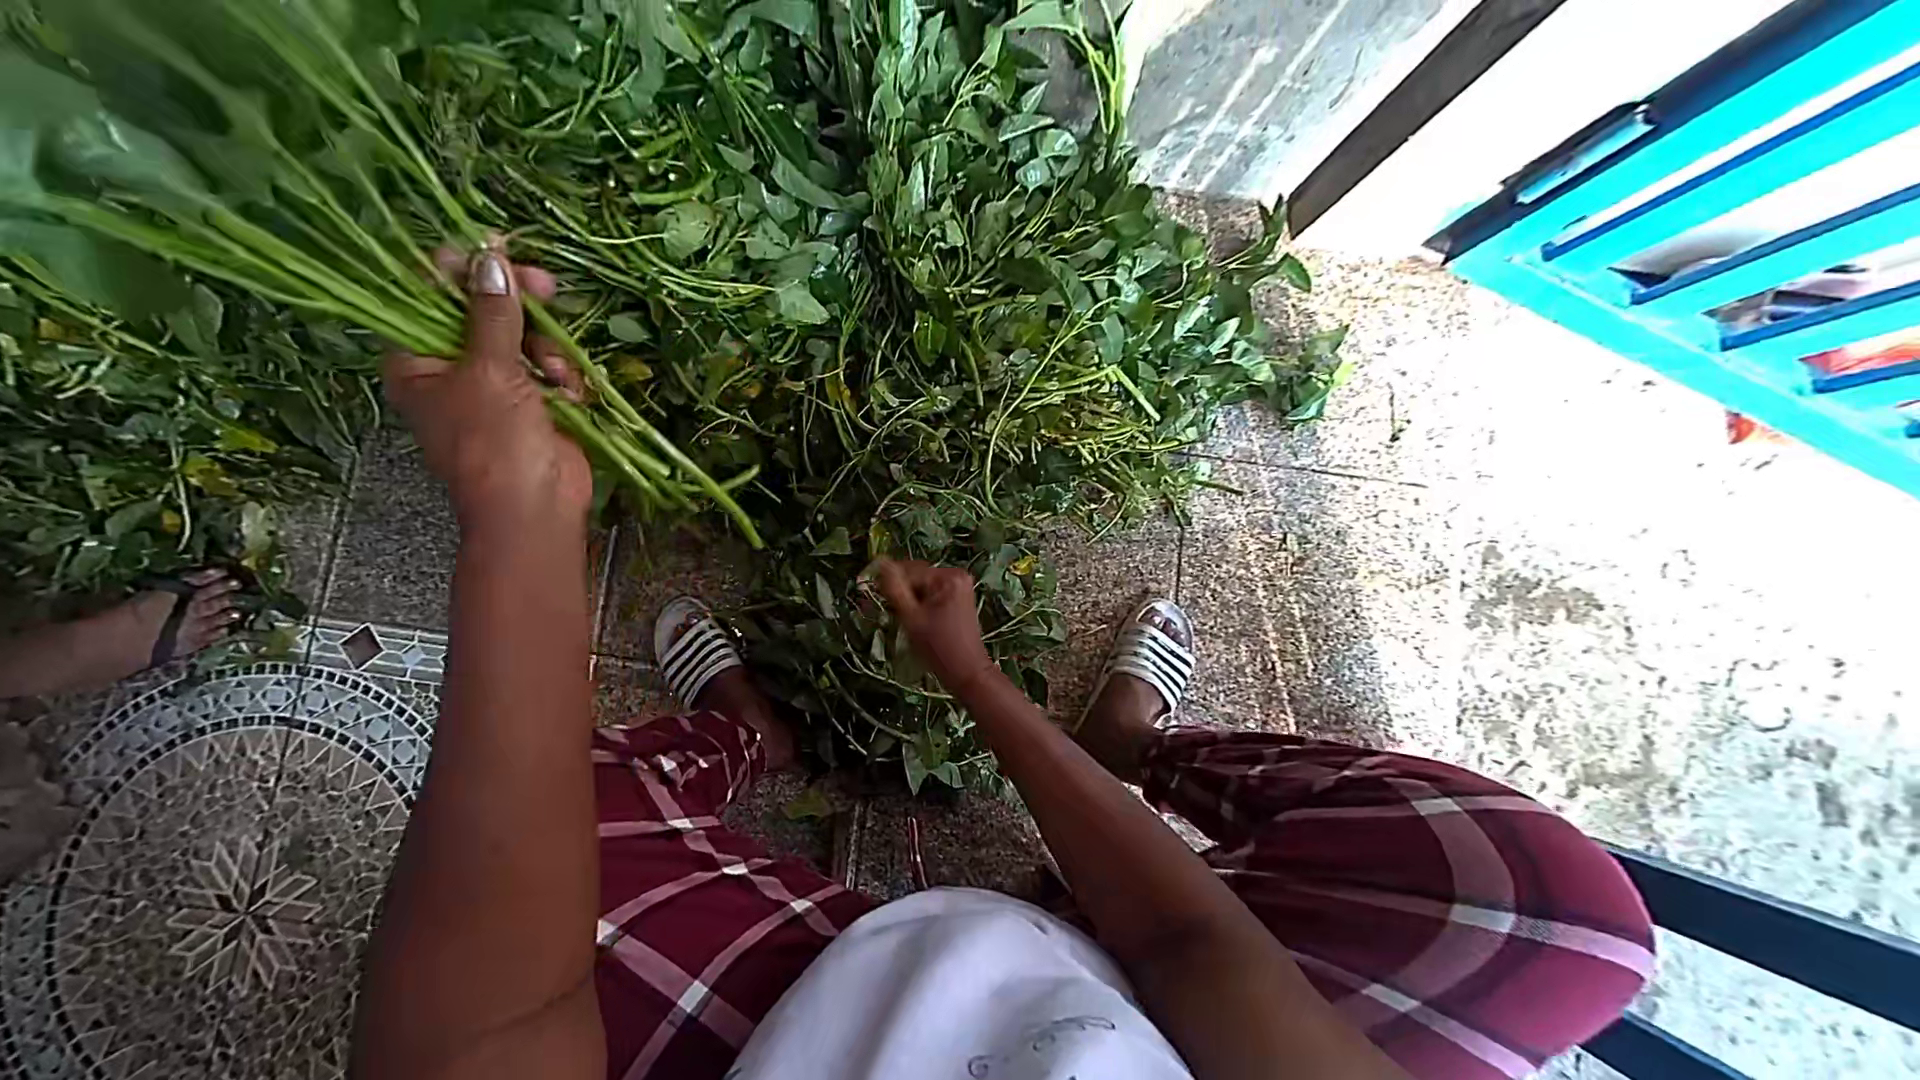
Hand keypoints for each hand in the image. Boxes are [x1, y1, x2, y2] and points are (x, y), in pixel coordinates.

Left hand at [384, 243, 591, 534]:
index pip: (429, 296)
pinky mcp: (538, 406)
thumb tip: (490, 258)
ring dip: (548, 352)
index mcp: (418, 360)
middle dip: (519, 307)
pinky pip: (553, 373)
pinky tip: (570, 396)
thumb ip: (492, 313)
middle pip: (485, 315)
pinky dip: (565, 380)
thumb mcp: (489, 371)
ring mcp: (500, 389)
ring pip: (527, 343)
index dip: (463, 270)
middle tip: (545, 288)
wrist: (536, 506)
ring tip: (557, 375)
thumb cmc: (495, 442)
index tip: (496, 248)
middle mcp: (455, 369)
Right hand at [874, 559, 998, 695]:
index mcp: (947, 577)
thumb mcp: (911, 618)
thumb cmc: (937, 648)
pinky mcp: (960, 594)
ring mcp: (960, 583)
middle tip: (890, 611)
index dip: (889, 583)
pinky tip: (918, 617)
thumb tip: (880, 562)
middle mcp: (956, 574)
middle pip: (916, 575)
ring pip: (922, 583)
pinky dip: (921, 600)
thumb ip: (894, 589)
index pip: (907, 570)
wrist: (967, 671)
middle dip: (900, 590)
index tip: (874, 598)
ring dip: (910, 596)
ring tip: (905, 617)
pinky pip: (932, 590)